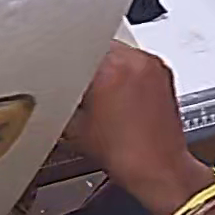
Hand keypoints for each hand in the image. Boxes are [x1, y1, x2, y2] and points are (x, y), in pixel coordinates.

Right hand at [66, 41, 214, 211]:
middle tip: (72, 83)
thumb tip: (52, 91)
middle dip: (82, 62)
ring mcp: (151, 65)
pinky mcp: (162, 72)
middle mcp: (134, 61)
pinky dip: (121, 72)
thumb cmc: (124, 154)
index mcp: (109, 70)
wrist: (157, 167)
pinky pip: (134, 62)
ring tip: (96, 92)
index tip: (54, 70)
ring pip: (116, 51)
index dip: (61, 61)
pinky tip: (114, 96)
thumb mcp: (74, 128)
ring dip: (103, 66)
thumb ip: (61, 101)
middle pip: (97, 46)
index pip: (75, 48)